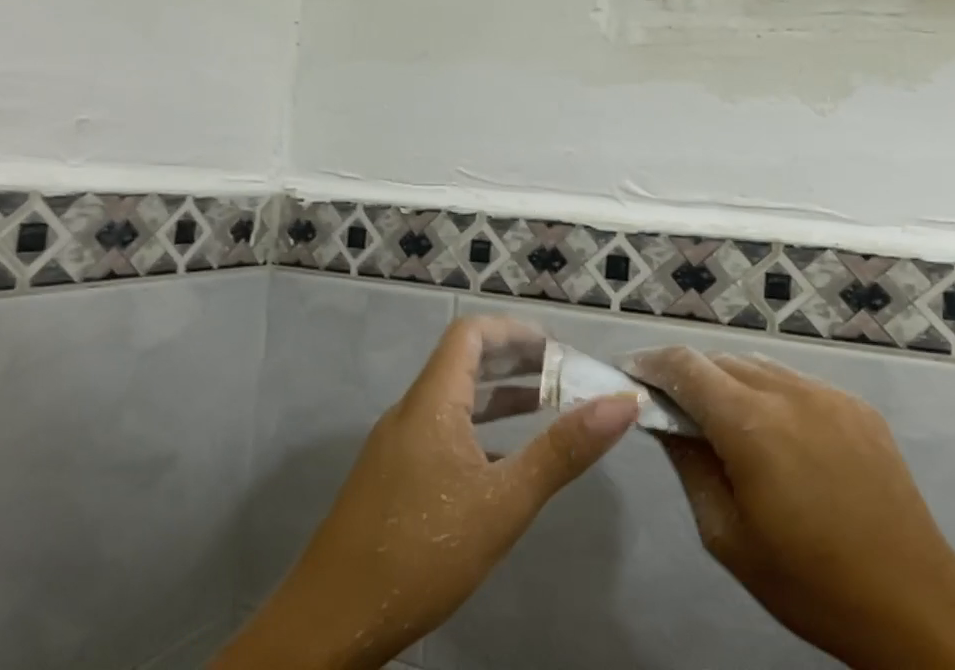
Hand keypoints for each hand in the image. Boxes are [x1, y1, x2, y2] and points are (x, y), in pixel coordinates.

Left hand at [219, 318, 639, 669]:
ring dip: (498, 398)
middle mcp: (408, 415)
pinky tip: (504, 464)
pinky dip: (478, 432)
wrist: (331, 623)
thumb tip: (624, 402)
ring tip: (546, 408)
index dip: (515, 331)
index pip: (470, 335)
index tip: (559, 348)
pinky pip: (440, 435)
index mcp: (431, 404)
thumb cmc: (421, 552)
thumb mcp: (504, 502)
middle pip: (462, 364)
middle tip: (564, 375)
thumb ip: (563, 450)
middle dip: (515, 362)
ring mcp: (395, 449)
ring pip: (452, 403)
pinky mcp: (390, 481)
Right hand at [628, 348, 954, 669]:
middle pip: (722, 361)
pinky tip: (772, 431)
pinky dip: (770, 393)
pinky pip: (797, 384)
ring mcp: (830, 396)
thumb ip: (690, 466)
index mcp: (751, 424)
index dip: (652, 363)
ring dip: (729, 381)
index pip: (686, 366)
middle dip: (689, 375)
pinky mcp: (858, 407)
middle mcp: (790, 393)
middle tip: (670, 406)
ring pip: (761, 367)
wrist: (910, 598)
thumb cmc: (806, 579)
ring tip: (719, 417)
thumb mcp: (726, 535)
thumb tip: (666, 422)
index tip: (631, 374)